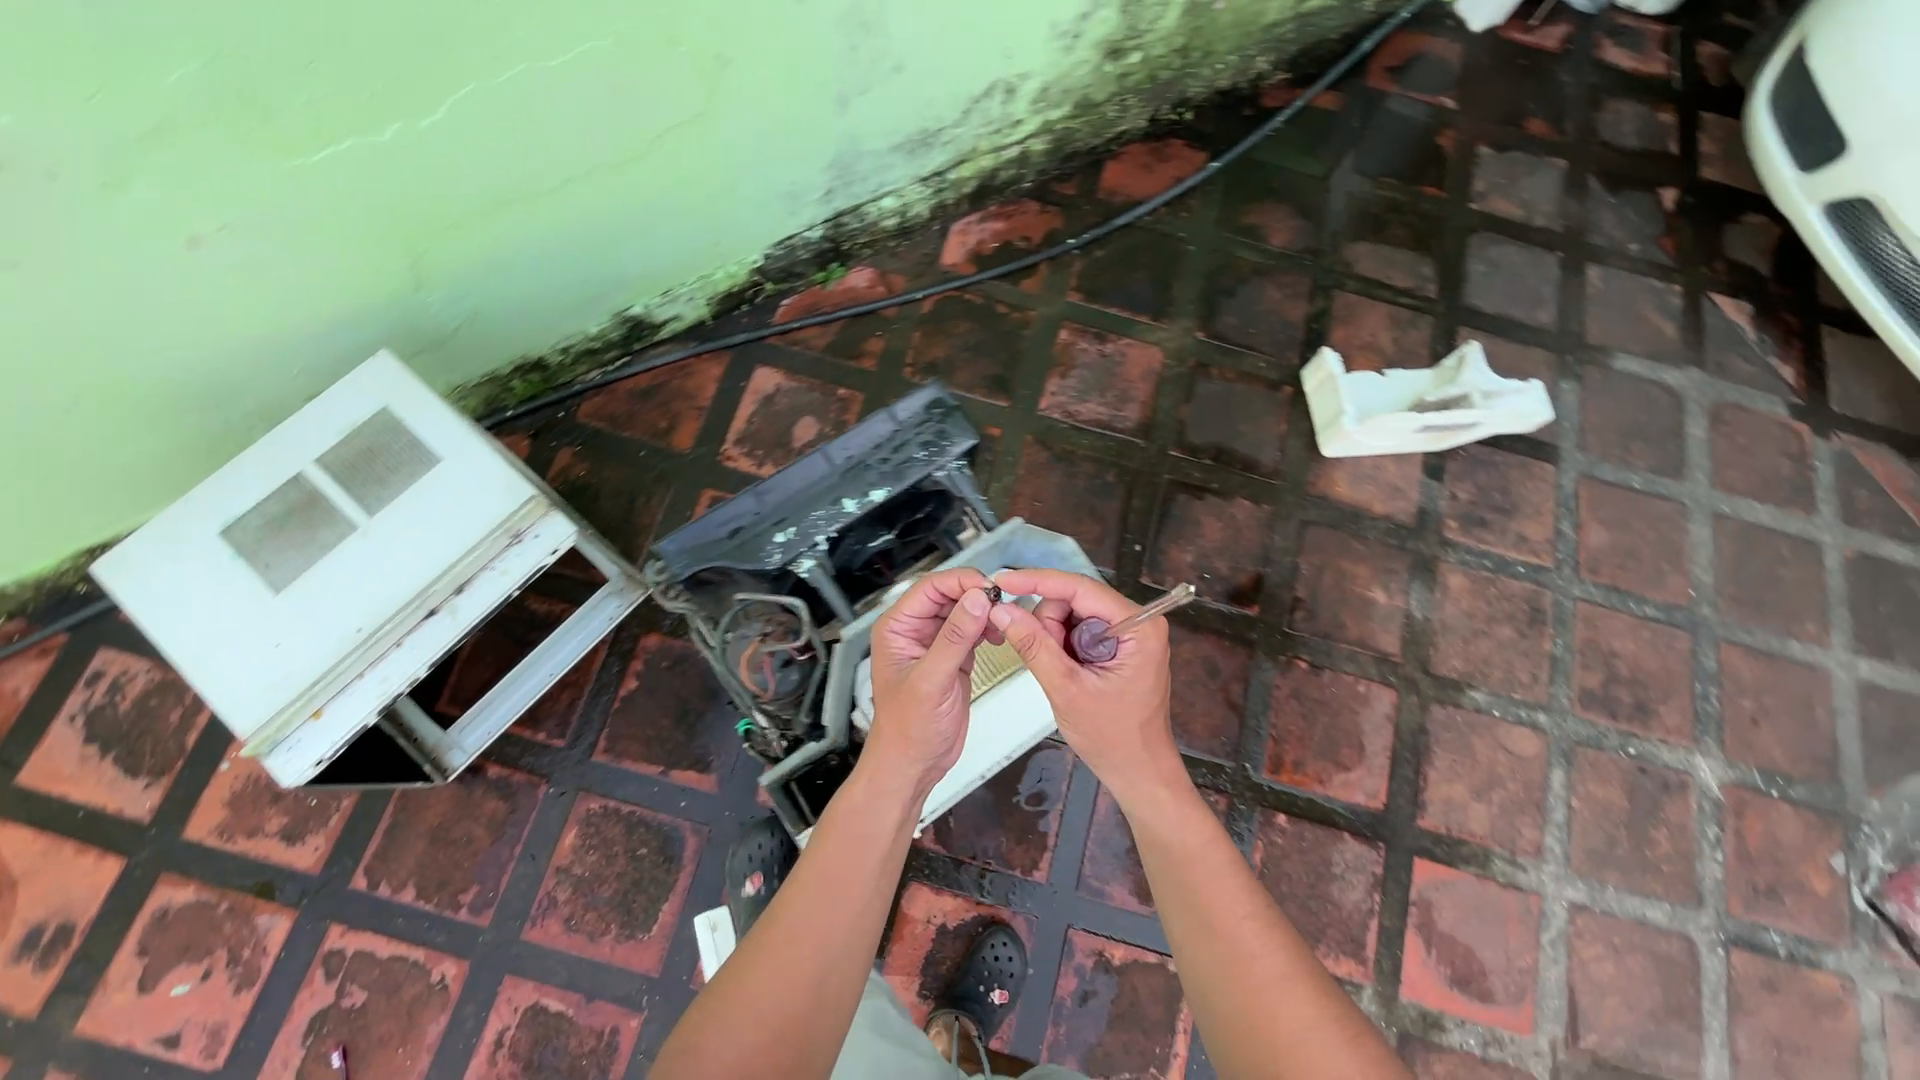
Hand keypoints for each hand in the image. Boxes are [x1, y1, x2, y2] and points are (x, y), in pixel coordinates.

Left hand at [863, 567, 997, 797]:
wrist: (914, 764)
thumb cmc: (909, 727)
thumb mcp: (932, 680)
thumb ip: (955, 638)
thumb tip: (978, 598)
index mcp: (898, 627)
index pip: (930, 588)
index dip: (960, 582)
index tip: (990, 588)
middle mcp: (914, 629)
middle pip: (949, 595)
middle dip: (976, 596)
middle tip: (1003, 607)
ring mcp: (935, 643)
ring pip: (963, 611)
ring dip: (984, 613)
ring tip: (1002, 625)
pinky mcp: (954, 658)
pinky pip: (972, 631)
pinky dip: (987, 630)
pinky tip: (998, 637)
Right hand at [988, 569, 1181, 807]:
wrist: (1138, 771)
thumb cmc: (1113, 737)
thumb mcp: (1066, 689)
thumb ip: (1034, 646)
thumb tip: (1002, 610)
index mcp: (1138, 625)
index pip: (1080, 587)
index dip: (1038, 581)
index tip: (1003, 581)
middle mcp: (1136, 620)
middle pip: (1074, 598)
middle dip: (1049, 623)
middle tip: (1050, 663)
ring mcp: (1127, 633)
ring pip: (1071, 614)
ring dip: (1054, 638)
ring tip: (1062, 674)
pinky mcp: (1117, 646)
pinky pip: (1077, 631)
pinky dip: (1061, 647)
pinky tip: (1065, 672)